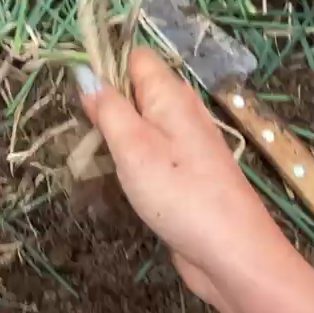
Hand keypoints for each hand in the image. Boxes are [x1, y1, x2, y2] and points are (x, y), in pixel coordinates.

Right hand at [76, 46, 282, 293]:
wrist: (236, 257)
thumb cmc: (181, 194)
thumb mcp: (132, 145)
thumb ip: (106, 106)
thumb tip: (84, 73)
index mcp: (170, 93)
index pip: (134, 56)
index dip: (105, 64)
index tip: (77, 90)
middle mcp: (181, 109)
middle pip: (135, 87)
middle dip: (106, 101)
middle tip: (84, 127)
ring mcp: (186, 141)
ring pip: (140, 119)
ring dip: (116, 131)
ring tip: (96, 154)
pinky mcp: (186, 170)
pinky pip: (151, 147)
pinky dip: (131, 155)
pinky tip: (120, 176)